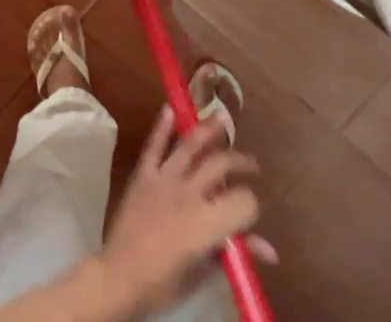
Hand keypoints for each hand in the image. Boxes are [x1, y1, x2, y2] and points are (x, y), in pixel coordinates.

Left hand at [99, 107, 273, 312]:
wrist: (120, 276)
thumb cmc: (166, 281)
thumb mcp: (207, 271)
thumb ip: (237, 251)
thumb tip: (270, 252)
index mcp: (209, 221)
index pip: (244, 199)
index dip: (252, 203)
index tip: (251, 210)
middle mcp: (190, 193)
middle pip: (222, 165)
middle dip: (242, 162)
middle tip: (251, 166)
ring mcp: (164, 180)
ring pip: (191, 146)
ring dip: (209, 130)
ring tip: (222, 119)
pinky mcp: (143, 176)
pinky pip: (154, 147)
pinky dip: (162, 127)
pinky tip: (171, 109)